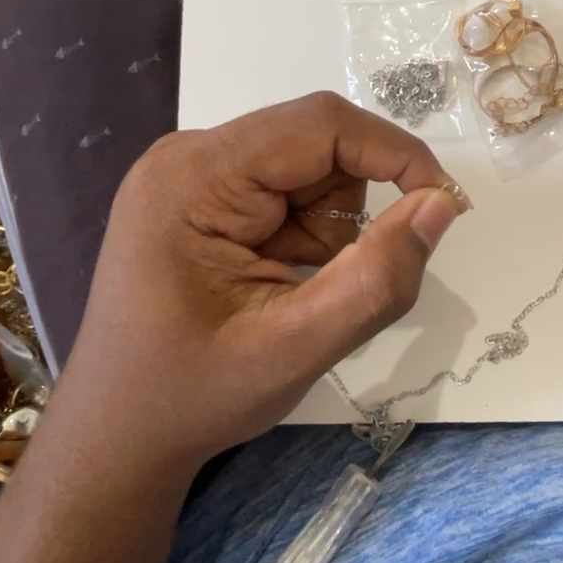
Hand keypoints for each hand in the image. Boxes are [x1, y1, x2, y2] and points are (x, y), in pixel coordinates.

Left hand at [67, 92, 466, 466]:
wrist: (119, 436)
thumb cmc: (192, 398)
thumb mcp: (295, 348)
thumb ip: (375, 279)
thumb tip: (441, 205)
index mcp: (196, 177)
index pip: (320, 126)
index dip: (395, 154)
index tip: (444, 206)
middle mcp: (192, 157)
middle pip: (317, 145)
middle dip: (350, 211)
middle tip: (334, 282)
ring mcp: (196, 175)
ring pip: (312, 171)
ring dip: (331, 229)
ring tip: (293, 292)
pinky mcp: (206, 198)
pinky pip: (290, 194)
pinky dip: (309, 238)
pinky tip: (276, 283)